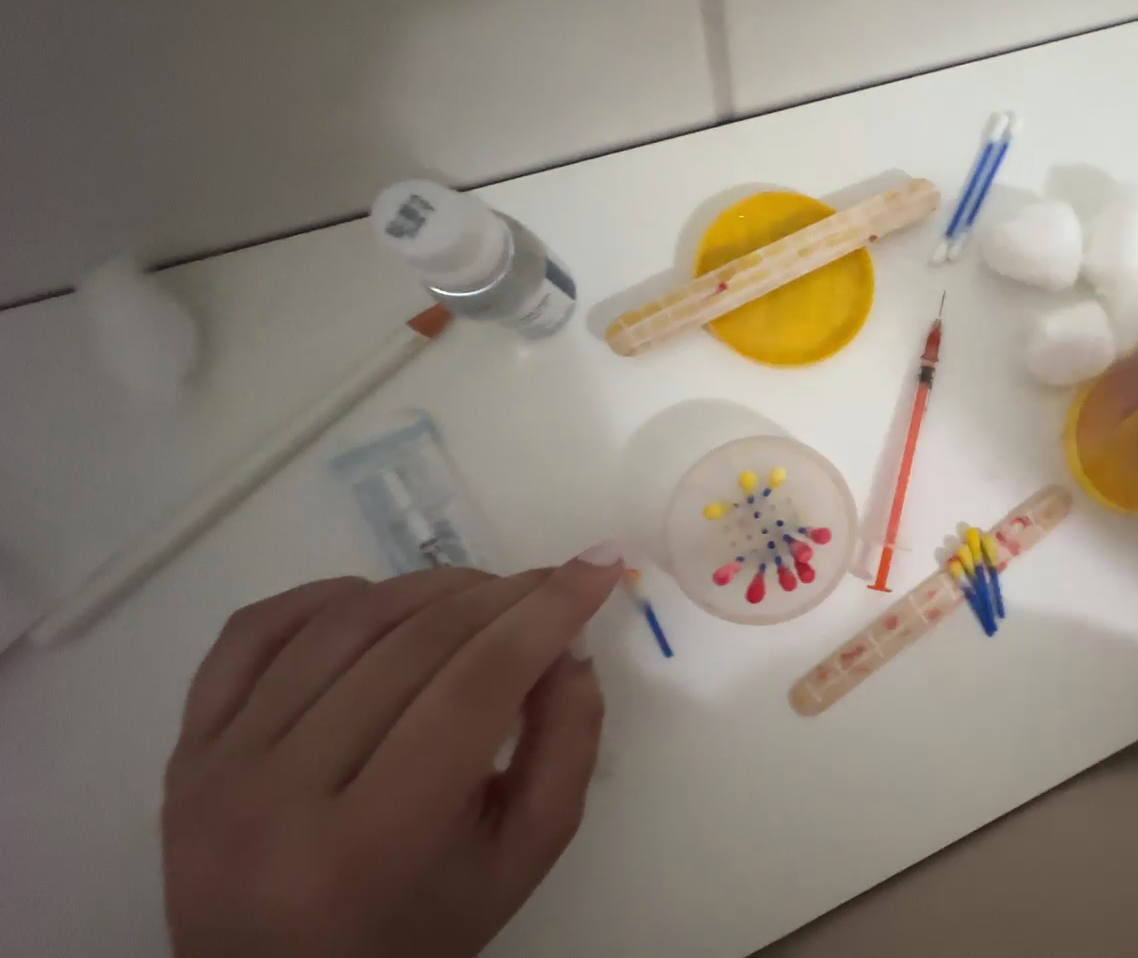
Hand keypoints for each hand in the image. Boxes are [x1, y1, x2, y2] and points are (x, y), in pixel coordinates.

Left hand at [162, 545, 623, 957]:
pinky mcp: (185, 749)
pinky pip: (256, 632)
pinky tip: (384, 602)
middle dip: (508, 594)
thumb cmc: (427, 922)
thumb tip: (569, 643)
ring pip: (346, 622)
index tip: (602, 564)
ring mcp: (218, 768)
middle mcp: (279, 797)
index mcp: (377, 837)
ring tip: (487, 595)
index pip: (478, 683)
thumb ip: (570, 740)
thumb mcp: (531, 846)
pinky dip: (331, 595)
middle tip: (556, 584)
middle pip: (417, 643)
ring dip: (437, 585)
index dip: (550, 610)